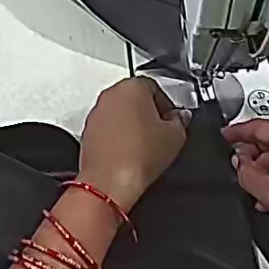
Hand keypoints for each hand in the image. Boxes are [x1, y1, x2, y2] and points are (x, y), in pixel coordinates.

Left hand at [77, 78, 187, 209]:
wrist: (109, 181)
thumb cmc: (137, 156)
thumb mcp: (175, 136)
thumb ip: (180, 120)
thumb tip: (179, 119)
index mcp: (132, 87)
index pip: (154, 86)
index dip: (166, 104)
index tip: (172, 118)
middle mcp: (110, 95)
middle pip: (134, 97)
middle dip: (148, 112)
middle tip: (160, 130)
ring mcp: (97, 112)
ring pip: (119, 111)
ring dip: (131, 123)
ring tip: (145, 144)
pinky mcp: (88, 130)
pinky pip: (107, 127)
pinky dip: (118, 135)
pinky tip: (129, 151)